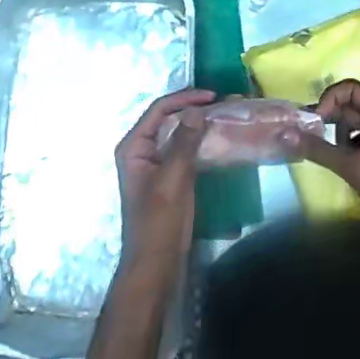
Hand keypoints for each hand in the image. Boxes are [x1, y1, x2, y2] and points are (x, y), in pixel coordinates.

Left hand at [114, 88, 214, 271]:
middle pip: (168, 119)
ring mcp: (157, 164)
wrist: (156, 262)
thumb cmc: (158, 221)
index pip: (158, 110)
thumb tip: (197, 111)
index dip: (185, 99)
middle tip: (224, 104)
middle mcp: (143, 151)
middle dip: (194, 109)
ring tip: (226, 117)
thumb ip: (183, 143)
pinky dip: (202, 142)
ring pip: (179, 134)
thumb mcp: (172, 179)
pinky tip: (221, 140)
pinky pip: (186, 151)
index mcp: (133, 147)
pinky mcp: (171, 177)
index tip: (213, 96)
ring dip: (200, 125)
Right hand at [291, 80, 359, 256]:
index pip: (352, 89)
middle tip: (305, 138)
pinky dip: (344, 150)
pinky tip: (336, 165)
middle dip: (328, 119)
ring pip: (353, 127)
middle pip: (351, 107)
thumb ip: (318, 149)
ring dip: (335, 137)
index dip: (328, 100)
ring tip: (323, 155)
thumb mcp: (355, 169)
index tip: (312, 123)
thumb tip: (285, 133)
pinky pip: (359, 145)